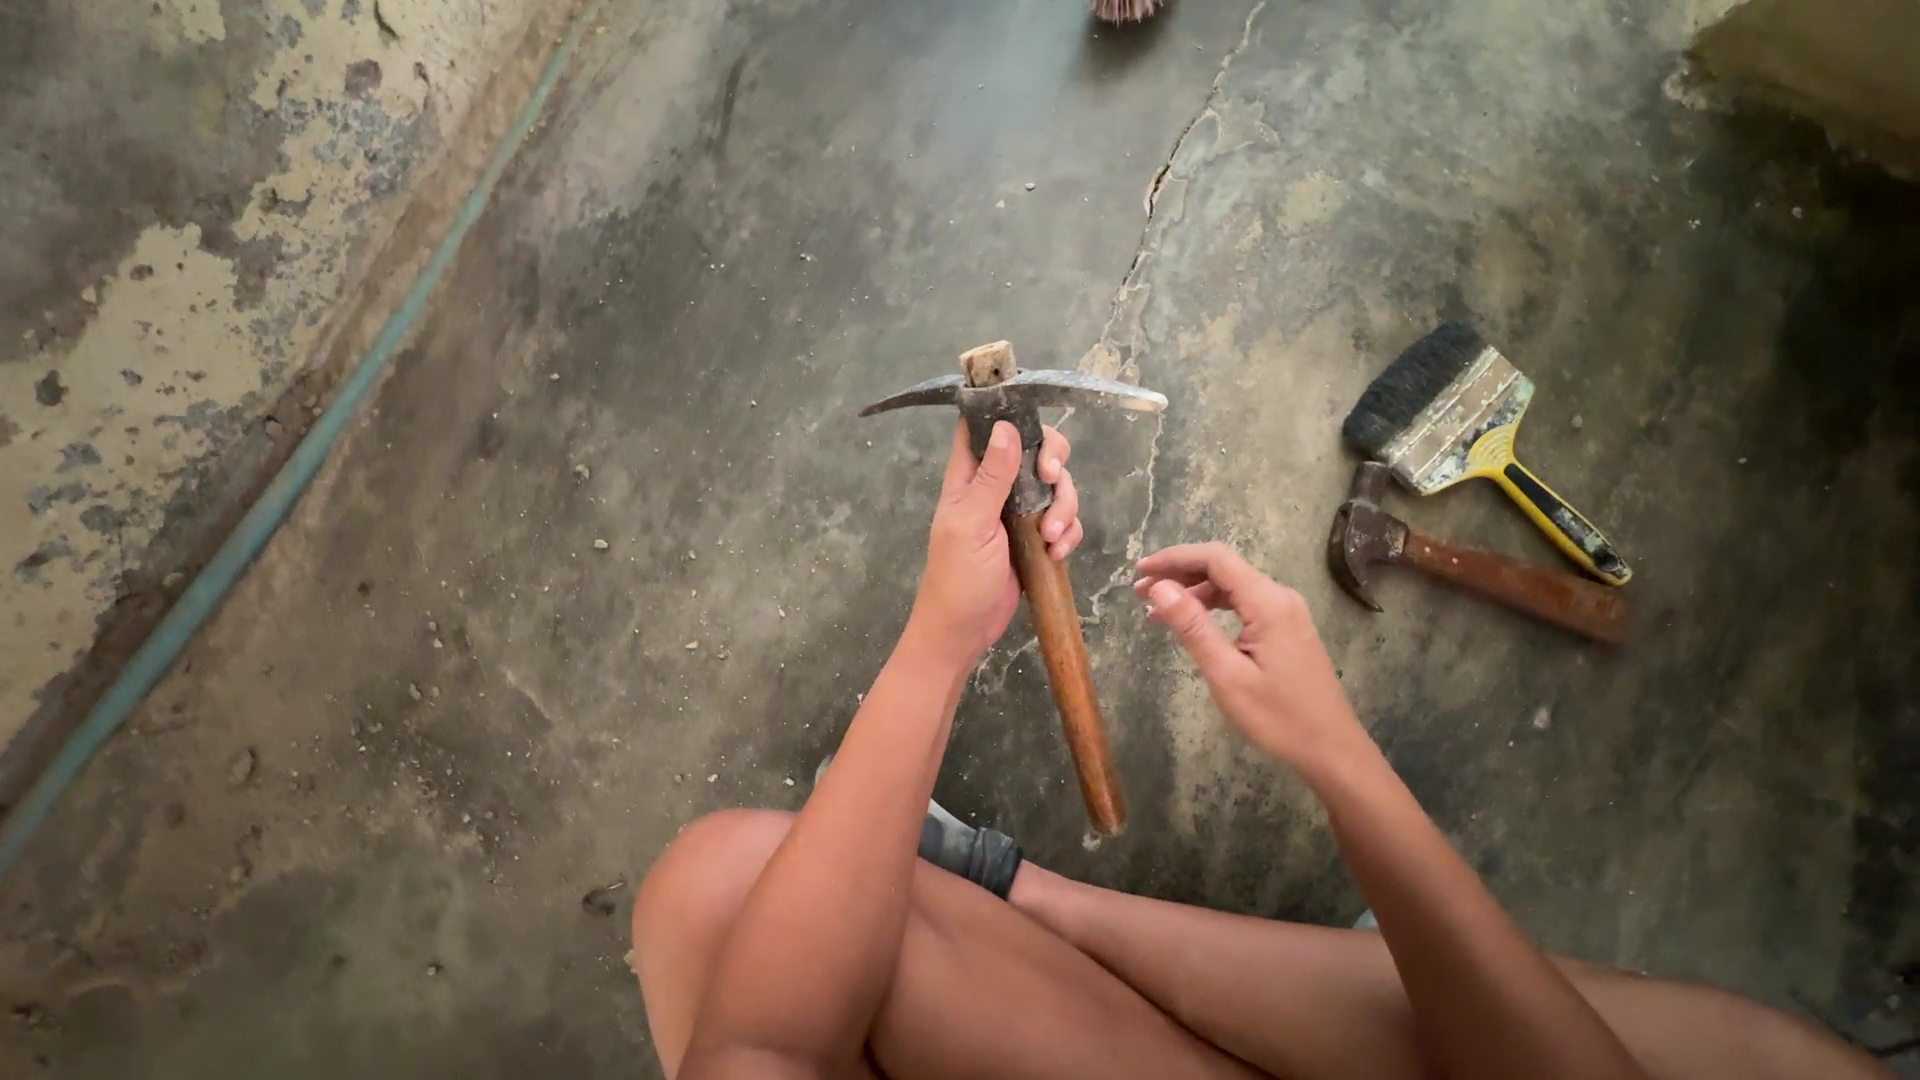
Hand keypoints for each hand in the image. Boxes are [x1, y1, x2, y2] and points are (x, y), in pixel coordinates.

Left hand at [906, 420, 1081, 665]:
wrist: (965, 630)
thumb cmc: (957, 576)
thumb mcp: (972, 523)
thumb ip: (992, 476)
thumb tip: (1007, 426)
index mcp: (969, 476)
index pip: (986, 427)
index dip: (1011, 417)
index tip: (1034, 431)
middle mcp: (995, 487)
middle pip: (1036, 451)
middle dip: (1053, 465)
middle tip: (1052, 482)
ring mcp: (1018, 512)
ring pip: (1056, 487)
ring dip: (1063, 508)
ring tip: (1051, 540)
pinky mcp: (1036, 538)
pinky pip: (1064, 521)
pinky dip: (1068, 534)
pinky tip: (1056, 555)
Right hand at [1134, 543, 1376, 782]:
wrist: (1331, 749)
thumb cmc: (1278, 717)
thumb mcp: (1227, 675)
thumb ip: (1193, 626)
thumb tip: (1160, 588)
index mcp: (1267, 603)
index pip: (1215, 559)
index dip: (1174, 558)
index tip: (1140, 572)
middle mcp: (1279, 597)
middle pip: (1222, 567)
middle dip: (1178, 574)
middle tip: (1139, 594)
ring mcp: (1286, 612)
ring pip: (1232, 585)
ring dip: (1193, 591)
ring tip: (1158, 610)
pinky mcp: (1286, 628)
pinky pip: (1243, 603)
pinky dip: (1212, 605)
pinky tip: (1191, 622)